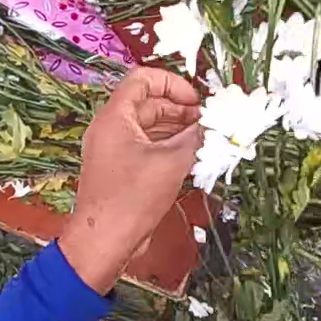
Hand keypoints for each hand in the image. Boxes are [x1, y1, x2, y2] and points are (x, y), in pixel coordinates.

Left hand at [58, 67, 201, 293]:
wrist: (105, 241)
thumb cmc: (131, 199)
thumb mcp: (172, 162)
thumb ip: (196, 137)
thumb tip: (215, 124)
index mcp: (116, 117)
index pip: (143, 79)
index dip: (173, 84)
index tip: (196, 101)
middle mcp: (113, 128)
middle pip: (150, 103)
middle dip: (182, 109)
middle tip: (209, 123)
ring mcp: (116, 149)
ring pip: (151, 127)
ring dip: (179, 129)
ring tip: (206, 140)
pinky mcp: (123, 169)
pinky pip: (149, 147)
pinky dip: (170, 147)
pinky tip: (193, 156)